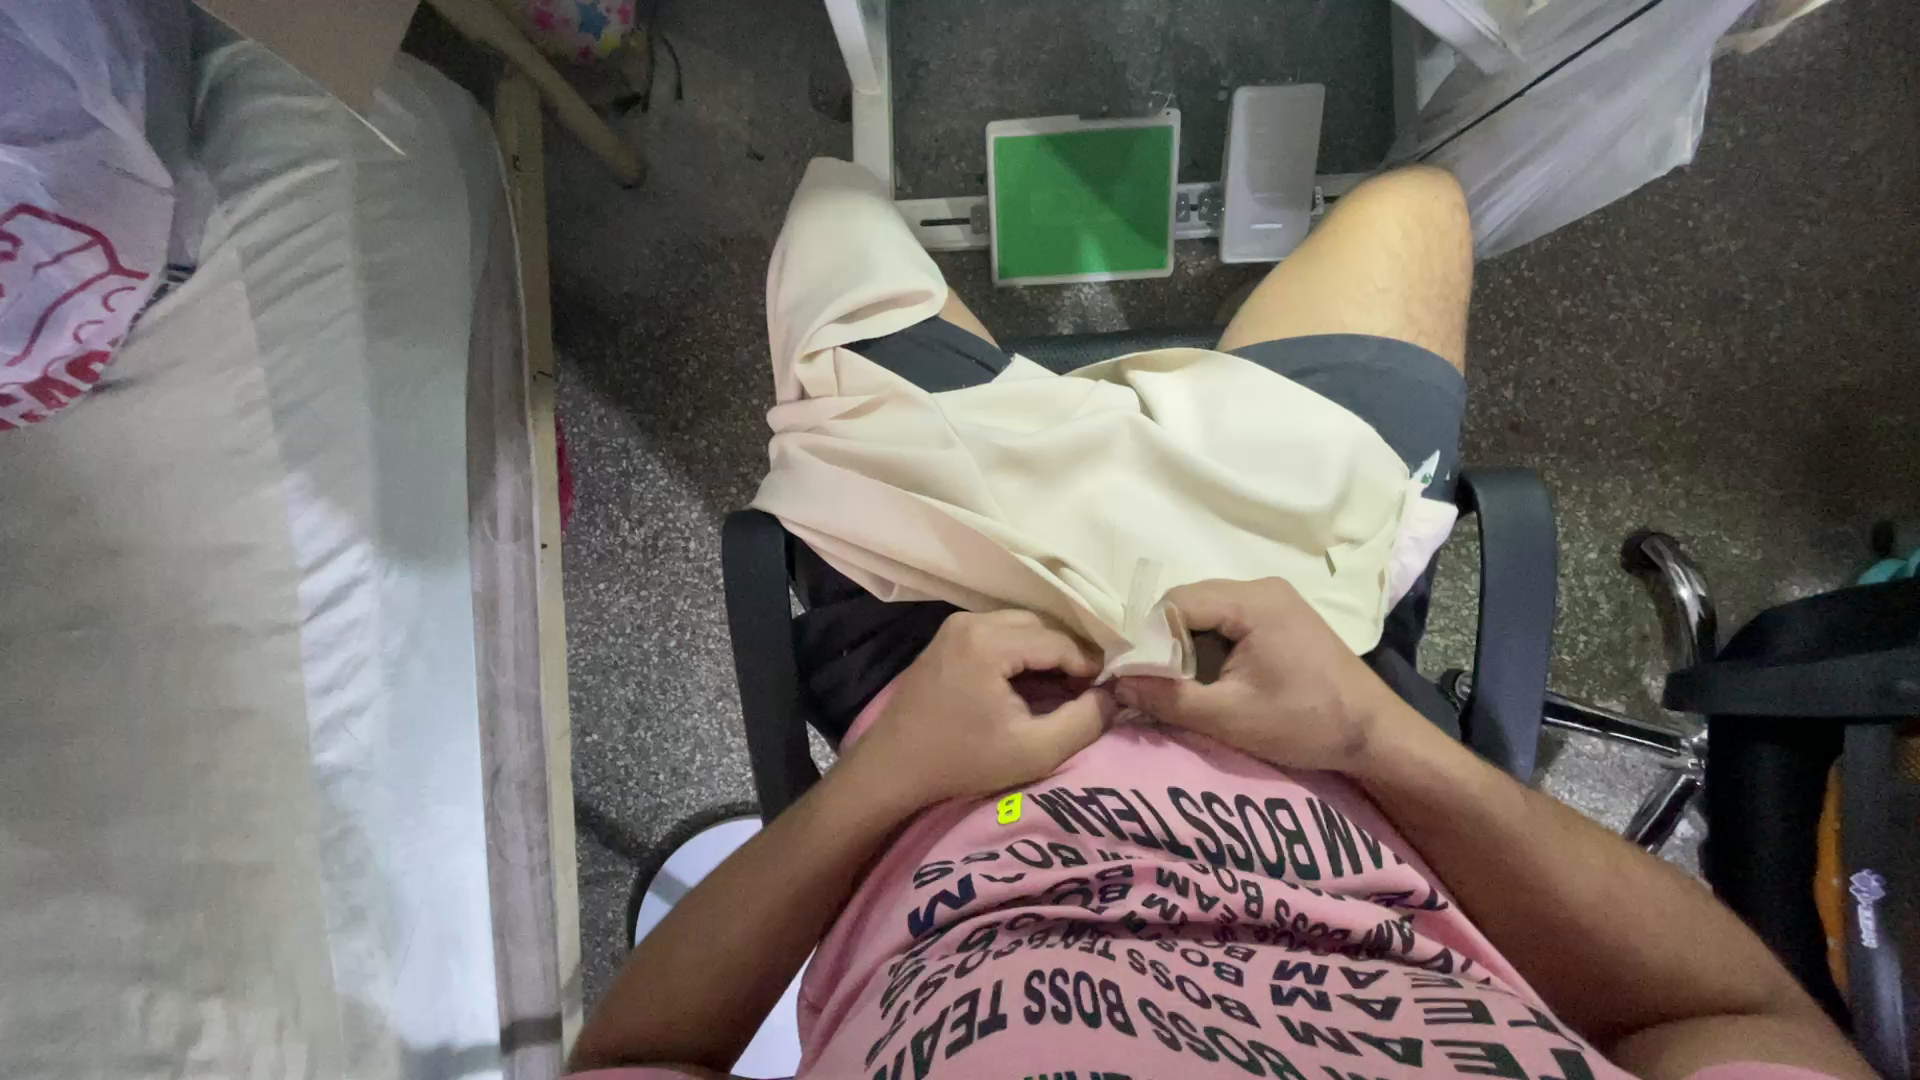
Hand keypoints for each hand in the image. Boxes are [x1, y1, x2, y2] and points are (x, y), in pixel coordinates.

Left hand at [848, 610, 1116, 807]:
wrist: (893, 767)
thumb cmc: (962, 761)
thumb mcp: (1034, 750)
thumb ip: (1084, 721)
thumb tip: (1114, 695)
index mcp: (989, 642)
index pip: (1059, 641)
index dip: (1089, 665)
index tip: (1109, 690)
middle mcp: (972, 621)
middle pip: (1041, 626)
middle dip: (1069, 656)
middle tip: (1089, 691)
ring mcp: (957, 626)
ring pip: (1022, 627)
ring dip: (1047, 653)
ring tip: (1065, 690)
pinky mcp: (949, 637)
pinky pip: (1000, 634)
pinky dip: (1023, 653)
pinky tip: (1033, 685)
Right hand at [1113, 578, 1416, 772]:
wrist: (1377, 736)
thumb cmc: (1306, 724)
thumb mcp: (1230, 717)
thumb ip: (1168, 698)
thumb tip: (1116, 683)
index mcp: (1252, 601)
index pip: (1176, 602)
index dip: (1149, 637)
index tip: (1139, 675)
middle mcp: (1260, 588)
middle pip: (1188, 602)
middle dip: (1165, 640)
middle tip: (1156, 681)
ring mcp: (1272, 600)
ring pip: (1204, 611)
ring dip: (1185, 644)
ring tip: (1181, 683)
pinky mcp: (1279, 616)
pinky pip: (1225, 619)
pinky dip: (1207, 645)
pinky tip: (1209, 676)